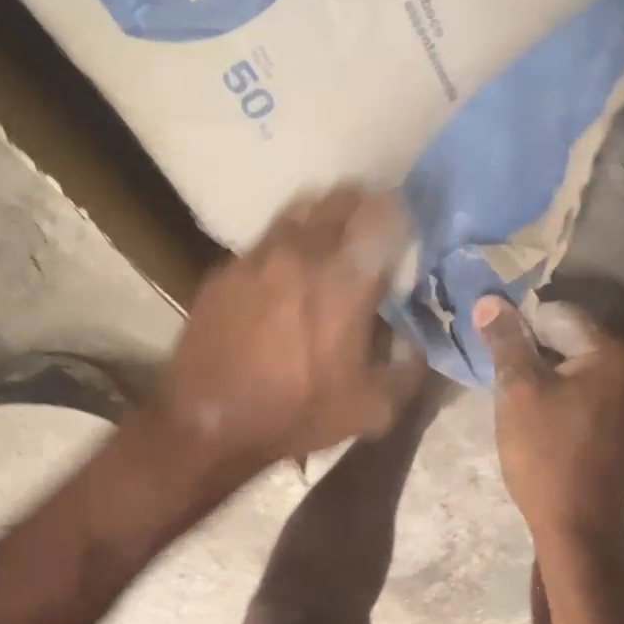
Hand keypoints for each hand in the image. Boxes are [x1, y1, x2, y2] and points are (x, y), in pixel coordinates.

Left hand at [160, 186, 418, 465]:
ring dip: (324, 219)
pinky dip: (287, 246)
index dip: (400, 217)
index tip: (405, 232)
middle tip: (373, 229)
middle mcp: (303, 253)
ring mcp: (259, 256)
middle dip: (363, 207)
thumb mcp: (373, 408)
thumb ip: (407, 367)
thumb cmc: (298, 414)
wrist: (210, 423)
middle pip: (341, 200)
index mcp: (346, 281)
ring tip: (331, 244)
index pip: (383, 217)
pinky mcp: (227, 269)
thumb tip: (413, 336)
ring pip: (301, 211)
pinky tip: (287, 278)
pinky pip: (267, 240)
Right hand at [475, 296, 623, 537]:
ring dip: (554, 375)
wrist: (578, 526)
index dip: (523, 327)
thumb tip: (491, 300)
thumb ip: (506, 341)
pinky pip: (596, 395)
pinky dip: (571, 397)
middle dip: (540, 351)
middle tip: (507, 377)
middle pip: (577, 339)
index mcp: (617, 352)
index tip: (498, 351)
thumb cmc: (545, 455)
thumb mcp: (518, 391)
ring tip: (524, 400)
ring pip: (585, 369)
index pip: (560, 314)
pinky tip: (548, 419)